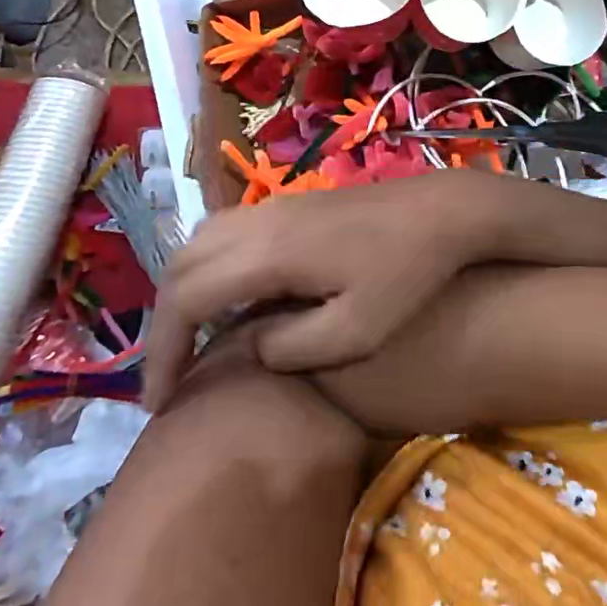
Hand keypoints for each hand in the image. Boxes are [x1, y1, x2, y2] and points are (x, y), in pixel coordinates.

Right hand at [140, 171, 500, 410]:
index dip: (162, 354)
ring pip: (200, 240)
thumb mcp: (356, 332)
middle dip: (164, 323)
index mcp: (267, 253)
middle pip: (180, 265)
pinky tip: (233, 297)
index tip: (160, 402)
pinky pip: (228, 230)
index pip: (184, 299)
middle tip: (171, 375)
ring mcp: (276, 205)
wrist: (446, 211)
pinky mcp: (294, 202)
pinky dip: (211, 266)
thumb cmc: (408, 273)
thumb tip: (249, 345)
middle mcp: (259, 220)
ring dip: (185, 289)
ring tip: (193, 338)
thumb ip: (290, 347)